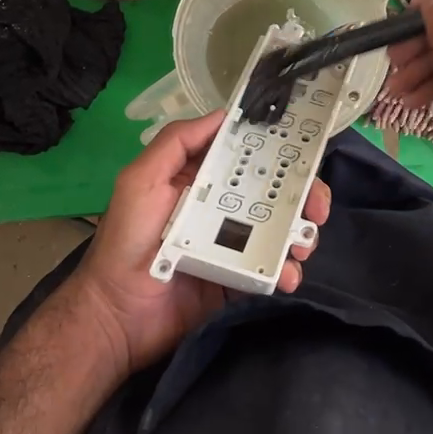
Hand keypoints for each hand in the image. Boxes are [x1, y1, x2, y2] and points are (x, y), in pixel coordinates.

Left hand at [57, 110, 331, 375]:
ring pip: (282, 230)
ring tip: (302, 247)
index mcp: (204, 180)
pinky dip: (288, 271)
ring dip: (301, 234)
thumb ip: (176, 143)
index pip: (250, 157)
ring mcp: (235, 245)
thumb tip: (223, 115)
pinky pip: (274, 270)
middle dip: (305, 196)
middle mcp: (224, 207)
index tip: (306, 154)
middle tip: (316, 209)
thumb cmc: (127, 242)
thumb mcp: (140, 180)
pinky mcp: (240, 280)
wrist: (116, 318)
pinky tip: (287, 277)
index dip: (282, 152)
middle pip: (277, 193)